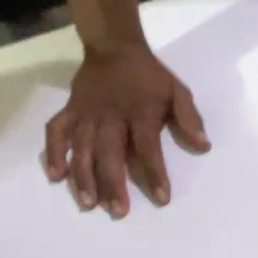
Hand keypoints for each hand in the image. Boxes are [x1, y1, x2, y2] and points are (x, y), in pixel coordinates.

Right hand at [44, 43, 208, 217]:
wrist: (113, 46)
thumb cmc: (151, 76)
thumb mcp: (178, 91)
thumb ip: (189, 118)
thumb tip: (204, 145)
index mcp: (139, 113)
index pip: (147, 148)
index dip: (154, 174)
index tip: (161, 199)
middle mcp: (109, 115)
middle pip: (109, 153)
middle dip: (112, 183)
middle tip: (118, 211)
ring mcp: (86, 113)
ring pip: (80, 147)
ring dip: (82, 176)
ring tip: (89, 203)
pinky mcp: (70, 109)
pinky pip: (56, 131)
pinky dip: (53, 152)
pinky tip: (55, 175)